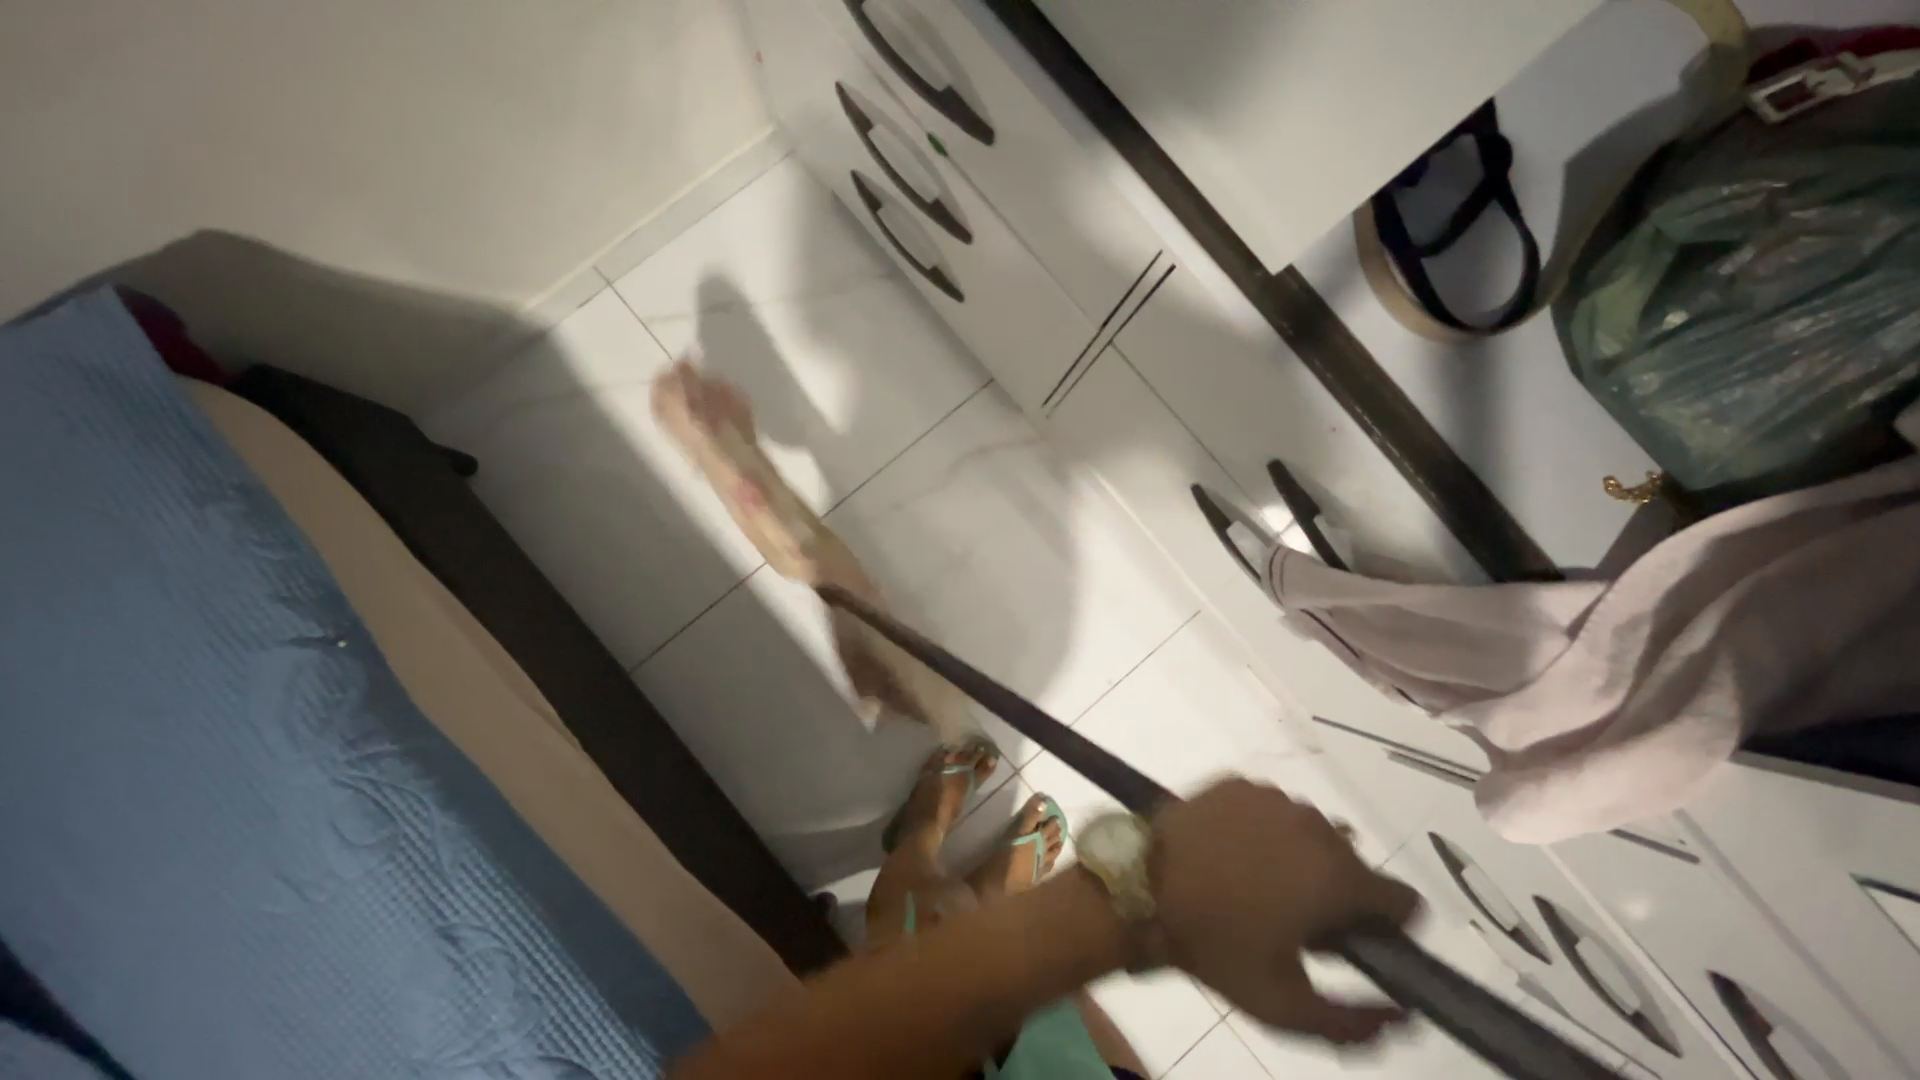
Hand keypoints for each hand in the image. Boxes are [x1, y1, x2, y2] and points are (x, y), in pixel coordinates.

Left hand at [1149, 779, 1421, 1043]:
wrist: (1137, 888)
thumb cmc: (1213, 947)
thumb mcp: (1284, 1006)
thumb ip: (1355, 1023)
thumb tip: (1402, 1016)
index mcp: (1338, 878)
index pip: (1402, 900)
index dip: (1384, 927)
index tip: (1346, 941)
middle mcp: (1316, 826)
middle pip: (1353, 865)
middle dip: (1335, 892)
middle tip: (1288, 919)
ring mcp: (1273, 798)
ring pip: (1310, 833)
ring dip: (1298, 857)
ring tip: (1252, 884)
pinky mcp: (1236, 782)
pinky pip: (1269, 809)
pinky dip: (1261, 830)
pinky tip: (1228, 852)